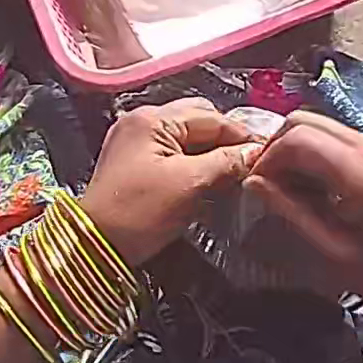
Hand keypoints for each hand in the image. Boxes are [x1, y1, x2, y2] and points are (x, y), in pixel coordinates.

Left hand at [79, 99, 263, 265]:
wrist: (94, 245)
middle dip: (226, 140)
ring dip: (210, 151)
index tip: (267, 154)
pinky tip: (207, 178)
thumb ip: (225, 162)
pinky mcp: (133, 161)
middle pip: (197, 121)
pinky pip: (171, 151)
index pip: (211, 117)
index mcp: (153, 119)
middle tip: (251, 163)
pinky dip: (192, 161)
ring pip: (185, 137)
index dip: (242, 135)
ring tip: (233, 172)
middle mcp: (141, 120)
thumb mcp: (188, 184)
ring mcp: (134, 140)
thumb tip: (256, 153)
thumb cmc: (140, 211)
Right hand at [244, 113, 362, 339]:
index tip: (255, 183)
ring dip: (296, 148)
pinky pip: (338, 136)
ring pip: (321, 124)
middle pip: (306, 120)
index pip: (299, 138)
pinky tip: (314, 183)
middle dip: (278, 146)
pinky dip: (316, 151)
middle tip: (267, 181)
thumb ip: (291, 211)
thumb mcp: (333, 251)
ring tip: (288, 185)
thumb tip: (253, 182)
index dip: (268, 157)